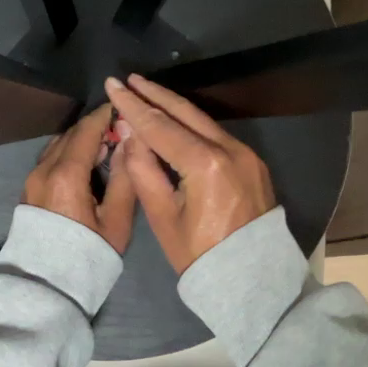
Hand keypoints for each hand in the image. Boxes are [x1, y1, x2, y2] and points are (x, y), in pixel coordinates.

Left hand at [22, 103, 138, 253]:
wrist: (44, 290)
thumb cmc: (87, 258)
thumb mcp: (116, 222)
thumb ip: (124, 178)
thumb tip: (129, 142)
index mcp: (66, 174)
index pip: (87, 130)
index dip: (105, 115)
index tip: (123, 105)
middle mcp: (44, 169)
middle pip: (71, 134)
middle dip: (95, 126)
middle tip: (120, 126)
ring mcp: (33, 178)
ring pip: (59, 144)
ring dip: (81, 138)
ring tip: (107, 144)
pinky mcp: (29, 189)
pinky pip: (51, 158)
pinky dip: (69, 151)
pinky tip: (86, 163)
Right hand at [105, 74, 275, 273]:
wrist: (254, 286)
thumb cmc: (201, 258)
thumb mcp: (162, 217)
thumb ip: (143, 169)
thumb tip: (130, 132)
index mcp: (206, 164)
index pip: (160, 126)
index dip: (133, 105)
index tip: (113, 85)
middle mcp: (230, 149)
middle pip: (185, 112)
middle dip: (155, 94)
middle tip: (130, 80)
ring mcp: (246, 154)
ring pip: (202, 120)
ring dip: (173, 106)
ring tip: (147, 93)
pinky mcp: (253, 163)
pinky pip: (216, 135)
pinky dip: (192, 124)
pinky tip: (175, 119)